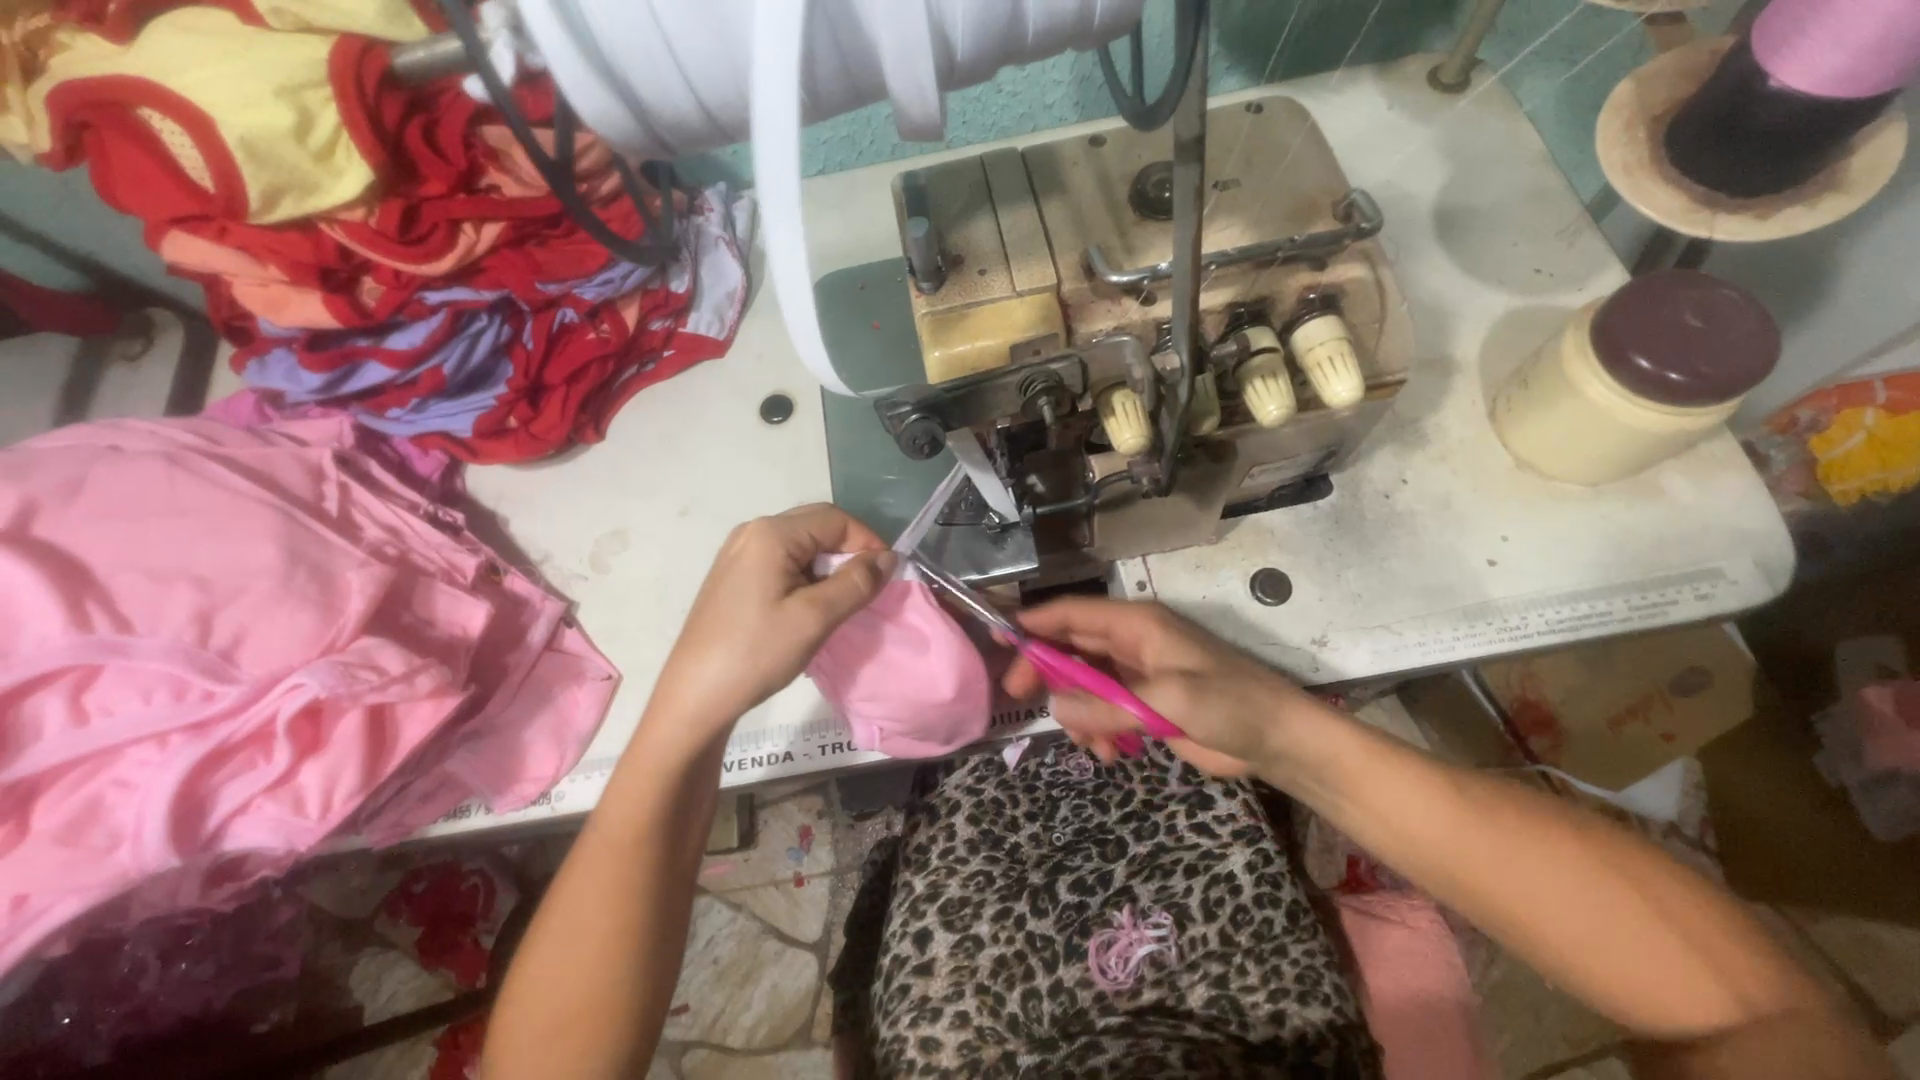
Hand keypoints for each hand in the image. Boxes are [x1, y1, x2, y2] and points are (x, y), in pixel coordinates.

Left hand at [647, 504, 895, 739]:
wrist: (695, 696)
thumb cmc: (756, 653)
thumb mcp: (815, 618)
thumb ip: (856, 582)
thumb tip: (888, 557)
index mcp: (771, 533)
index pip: (836, 519)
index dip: (867, 543)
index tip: (886, 578)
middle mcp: (752, 533)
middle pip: (817, 526)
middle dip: (849, 553)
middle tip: (867, 591)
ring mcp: (738, 554)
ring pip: (800, 546)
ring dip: (828, 568)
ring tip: (840, 605)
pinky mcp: (733, 577)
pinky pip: (782, 563)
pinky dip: (806, 578)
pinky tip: (810, 610)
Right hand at [1002, 597, 1323, 775]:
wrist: (1278, 739)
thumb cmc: (1230, 704)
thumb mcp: (1167, 702)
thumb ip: (1108, 706)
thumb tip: (1054, 707)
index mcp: (1137, 625)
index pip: (1073, 613)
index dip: (1034, 622)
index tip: (998, 639)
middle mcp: (1131, 644)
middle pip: (1070, 647)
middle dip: (1045, 672)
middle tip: (1020, 698)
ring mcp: (1137, 675)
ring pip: (1082, 684)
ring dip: (1076, 712)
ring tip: (1090, 744)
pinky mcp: (1145, 706)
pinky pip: (1102, 711)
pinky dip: (1096, 730)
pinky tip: (1108, 753)